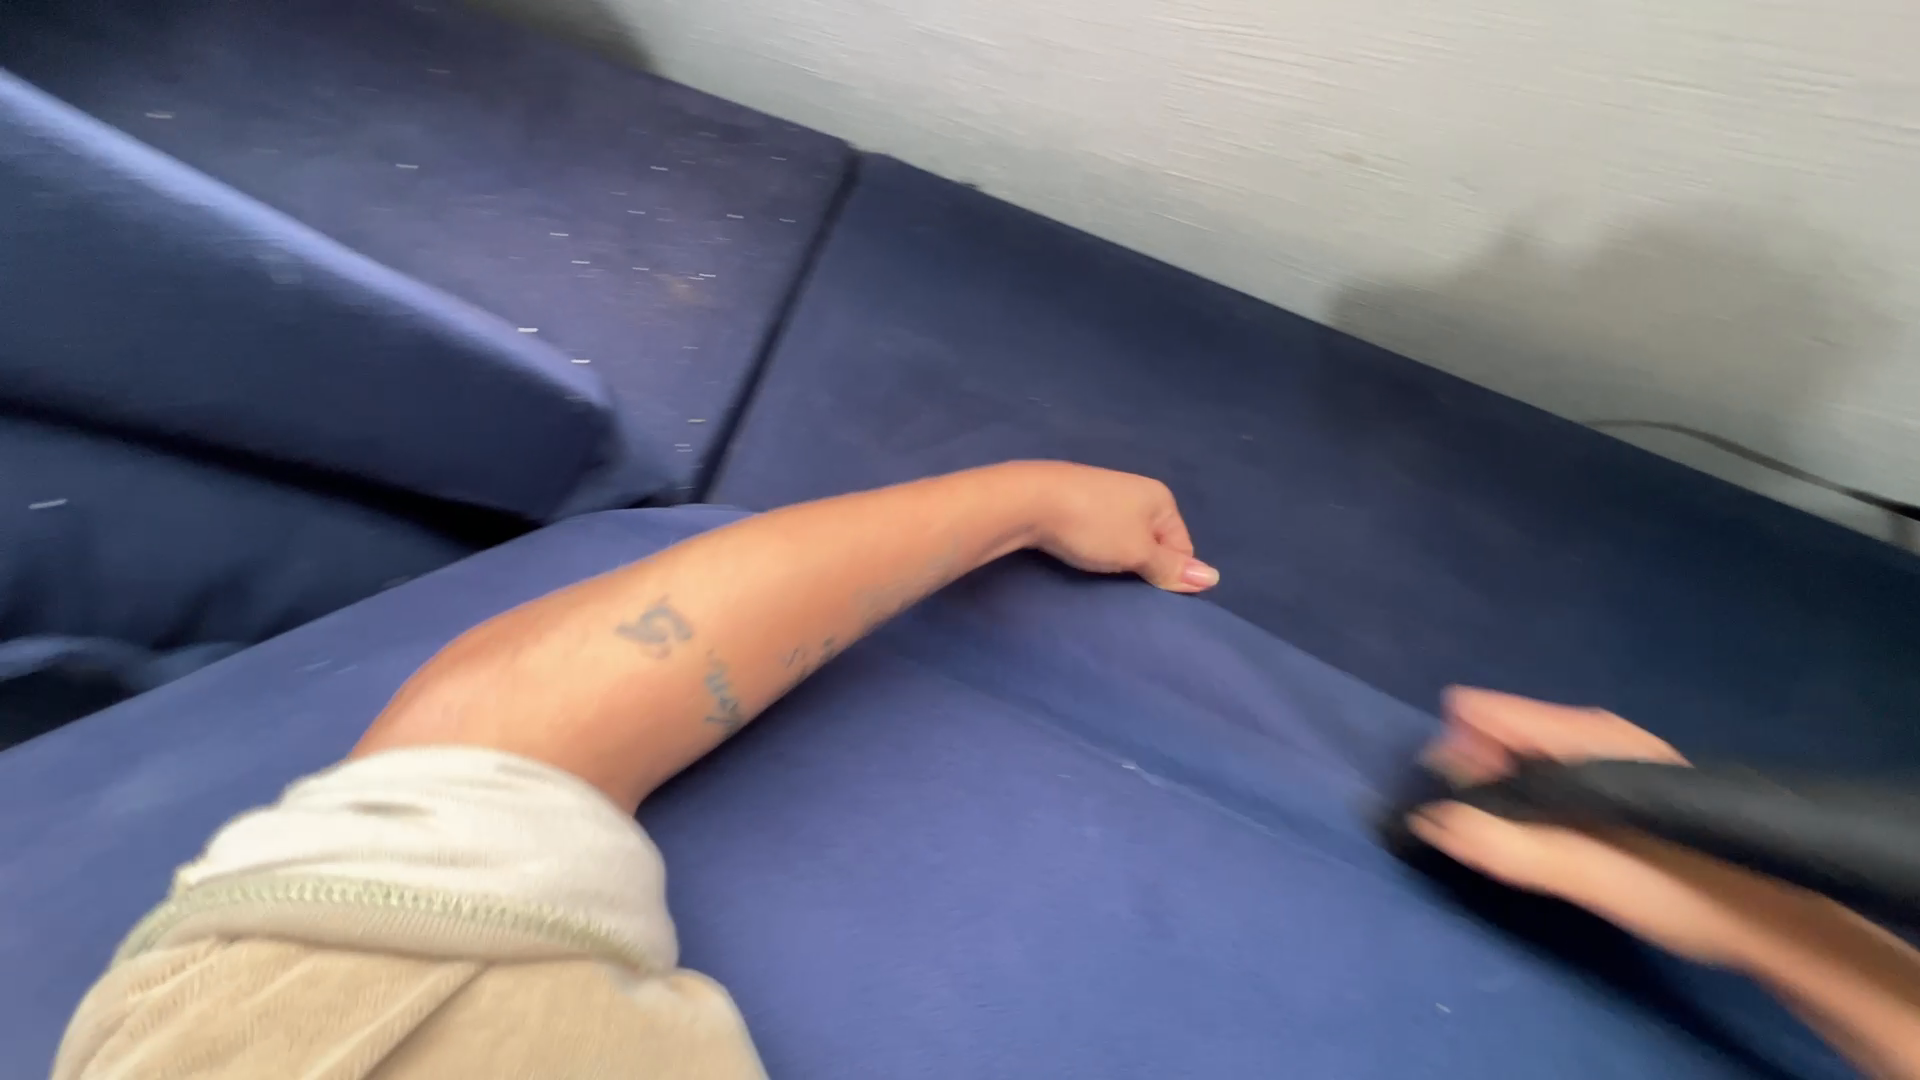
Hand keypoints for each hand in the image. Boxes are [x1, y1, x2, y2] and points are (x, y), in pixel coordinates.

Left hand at [999, 462, 1219, 593]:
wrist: (1029, 500)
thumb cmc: (1092, 527)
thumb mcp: (1137, 553)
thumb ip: (1171, 568)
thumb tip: (1212, 578)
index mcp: (1160, 497)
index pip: (1181, 547)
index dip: (1165, 571)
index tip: (1140, 581)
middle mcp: (1136, 489)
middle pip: (1152, 541)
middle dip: (1138, 563)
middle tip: (1116, 577)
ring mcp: (1104, 491)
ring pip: (1123, 536)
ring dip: (1113, 555)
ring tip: (1093, 564)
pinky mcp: (1075, 498)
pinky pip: (1097, 529)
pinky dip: (1090, 544)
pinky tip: (1075, 550)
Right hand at [1412, 688, 1838, 969]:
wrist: (1779, 924)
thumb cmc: (1682, 891)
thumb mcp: (1591, 876)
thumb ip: (1508, 847)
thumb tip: (1426, 819)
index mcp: (1578, 734)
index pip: (1474, 709)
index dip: (1456, 754)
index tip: (1466, 804)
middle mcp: (1583, 727)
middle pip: (1488, 730)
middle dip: (1473, 774)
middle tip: (1497, 832)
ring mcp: (1598, 747)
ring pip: (1511, 751)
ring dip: (1497, 789)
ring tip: (1525, 839)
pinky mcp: (1606, 773)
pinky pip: (1534, 768)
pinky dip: (1524, 795)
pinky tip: (1553, 834)